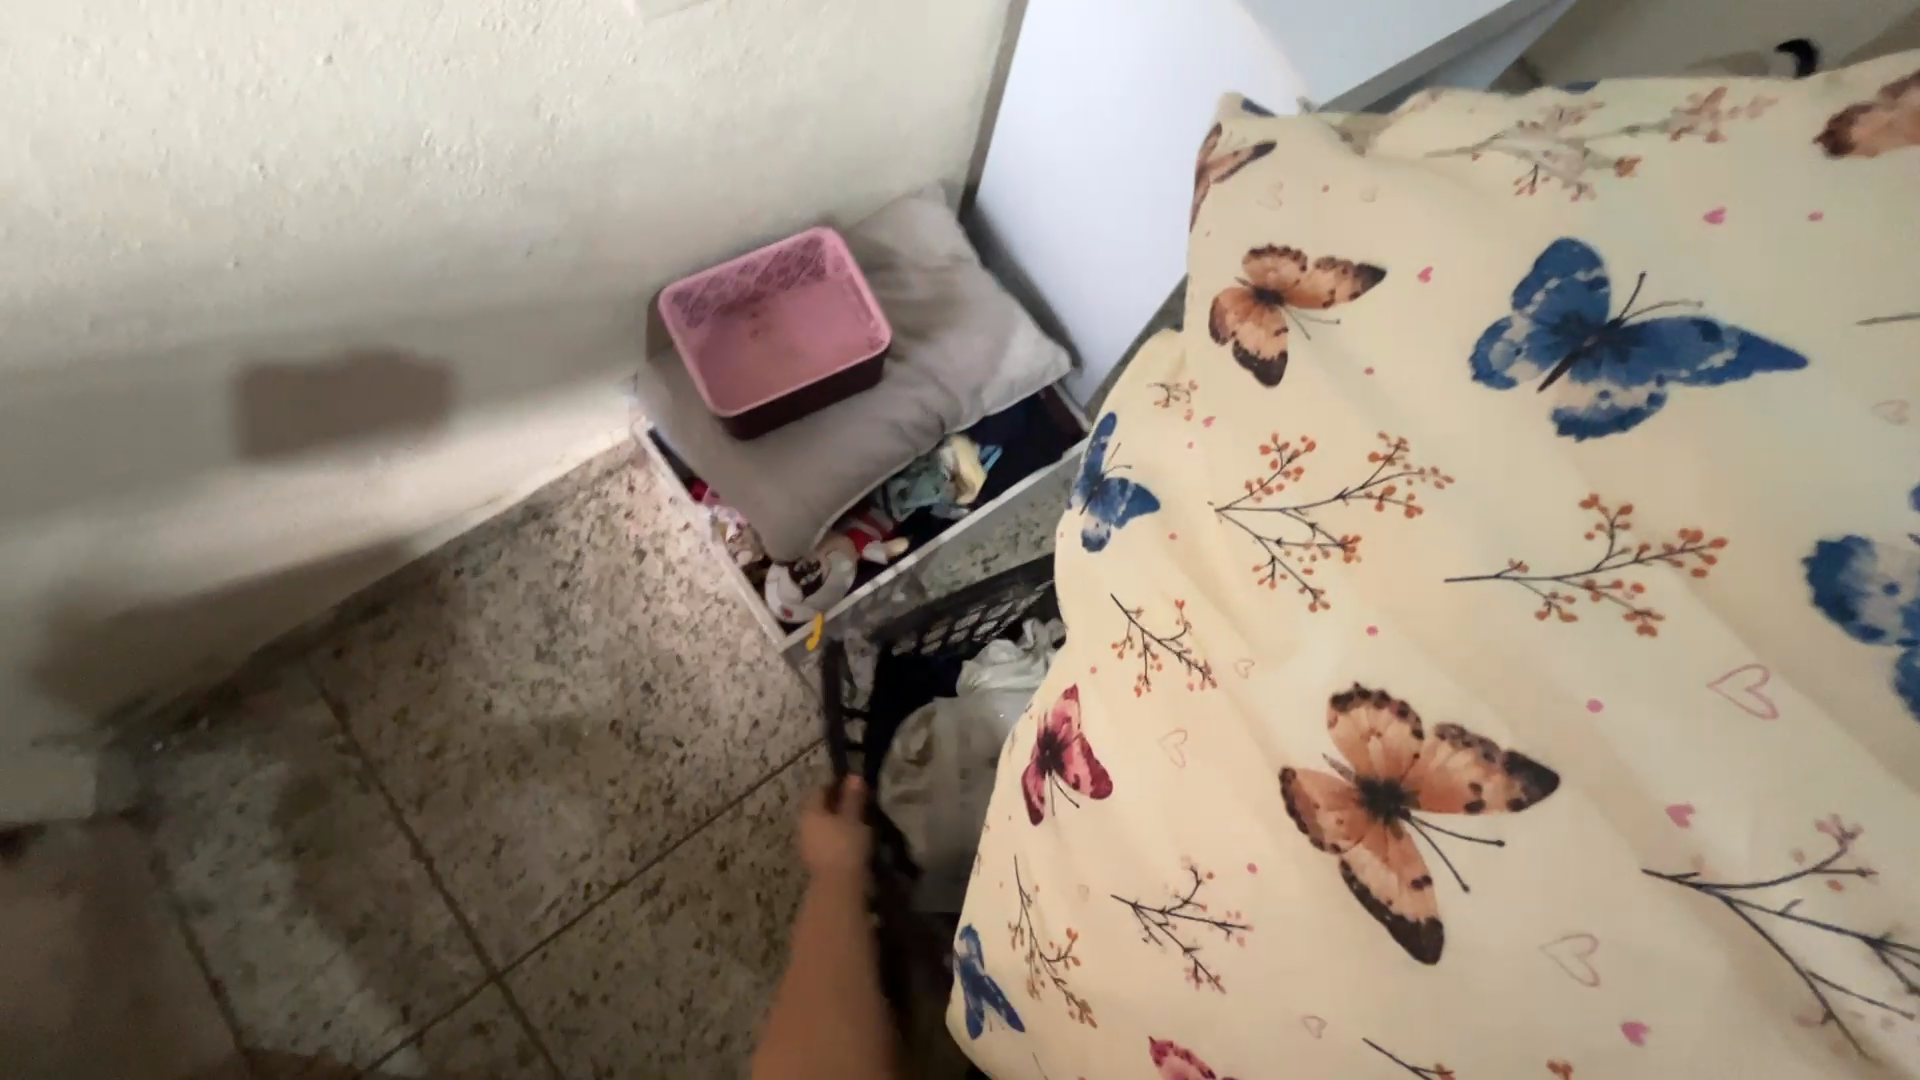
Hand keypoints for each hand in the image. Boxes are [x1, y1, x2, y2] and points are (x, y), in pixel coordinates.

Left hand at [799, 777, 870, 880]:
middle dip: (835, 804)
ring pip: (820, 825)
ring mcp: (806, 845)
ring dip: (835, 821)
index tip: (852, 784)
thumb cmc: (846, 844)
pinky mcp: (813, 861)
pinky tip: (849, 840)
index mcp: (810, 811)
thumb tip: (854, 776)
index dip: (835, 784)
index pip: (820, 789)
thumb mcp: (854, 817)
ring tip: (855, 822)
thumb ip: (853, 797)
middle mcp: (803, 825)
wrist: (838, 886)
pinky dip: (834, 836)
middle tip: (855, 803)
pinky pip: (823, 840)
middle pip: (818, 808)